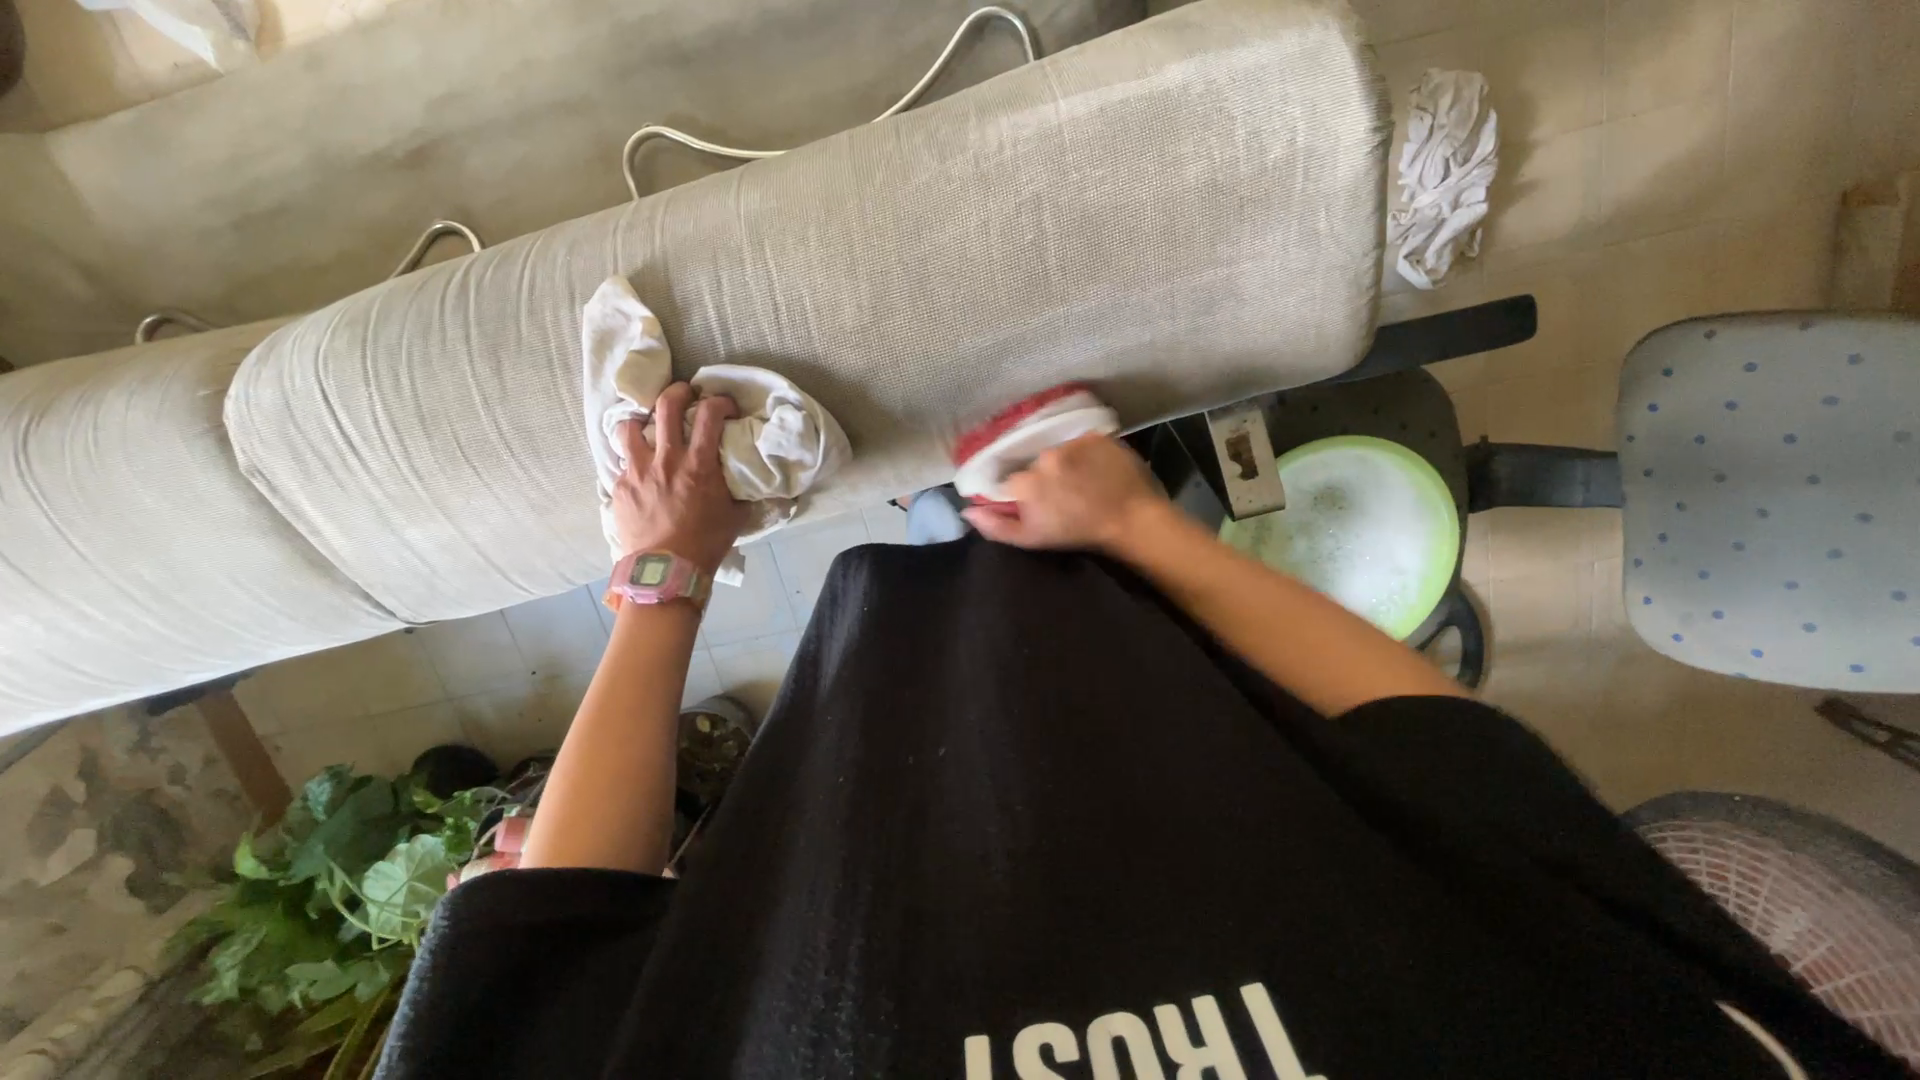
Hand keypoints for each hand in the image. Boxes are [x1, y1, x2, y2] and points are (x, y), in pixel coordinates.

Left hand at [611, 383, 748, 572]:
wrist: (666, 570)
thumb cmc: (706, 544)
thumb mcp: (735, 516)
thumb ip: (740, 492)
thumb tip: (753, 484)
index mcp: (698, 464)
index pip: (709, 413)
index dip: (720, 401)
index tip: (725, 406)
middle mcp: (666, 459)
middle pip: (666, 405)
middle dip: (678, 391)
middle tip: (685, 394)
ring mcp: (638, 471)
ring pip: (629, 427)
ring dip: (641, 422)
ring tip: (648, 429)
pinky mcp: (620, 487)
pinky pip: (622, 463)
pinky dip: (632, 460)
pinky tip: (640, 471)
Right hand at [961, 434, 1166, 551]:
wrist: (1132, 521)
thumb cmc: (1078, 533)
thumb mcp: (1032, 538)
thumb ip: (996, 525)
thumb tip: (967, 510)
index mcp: (1026, 482)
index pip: (1013, 481)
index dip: (1026, 493)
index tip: (1042, 503)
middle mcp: (1044, 456)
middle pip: (1036, 464)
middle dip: (1047, 478)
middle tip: (1066, 495)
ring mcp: (1072, 443)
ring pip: (1059, 451)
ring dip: (1067, 465)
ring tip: (1085, 482)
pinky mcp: (1095, 435)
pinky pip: (1082, 442)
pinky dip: (1087, 454)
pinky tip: (1097, 469)